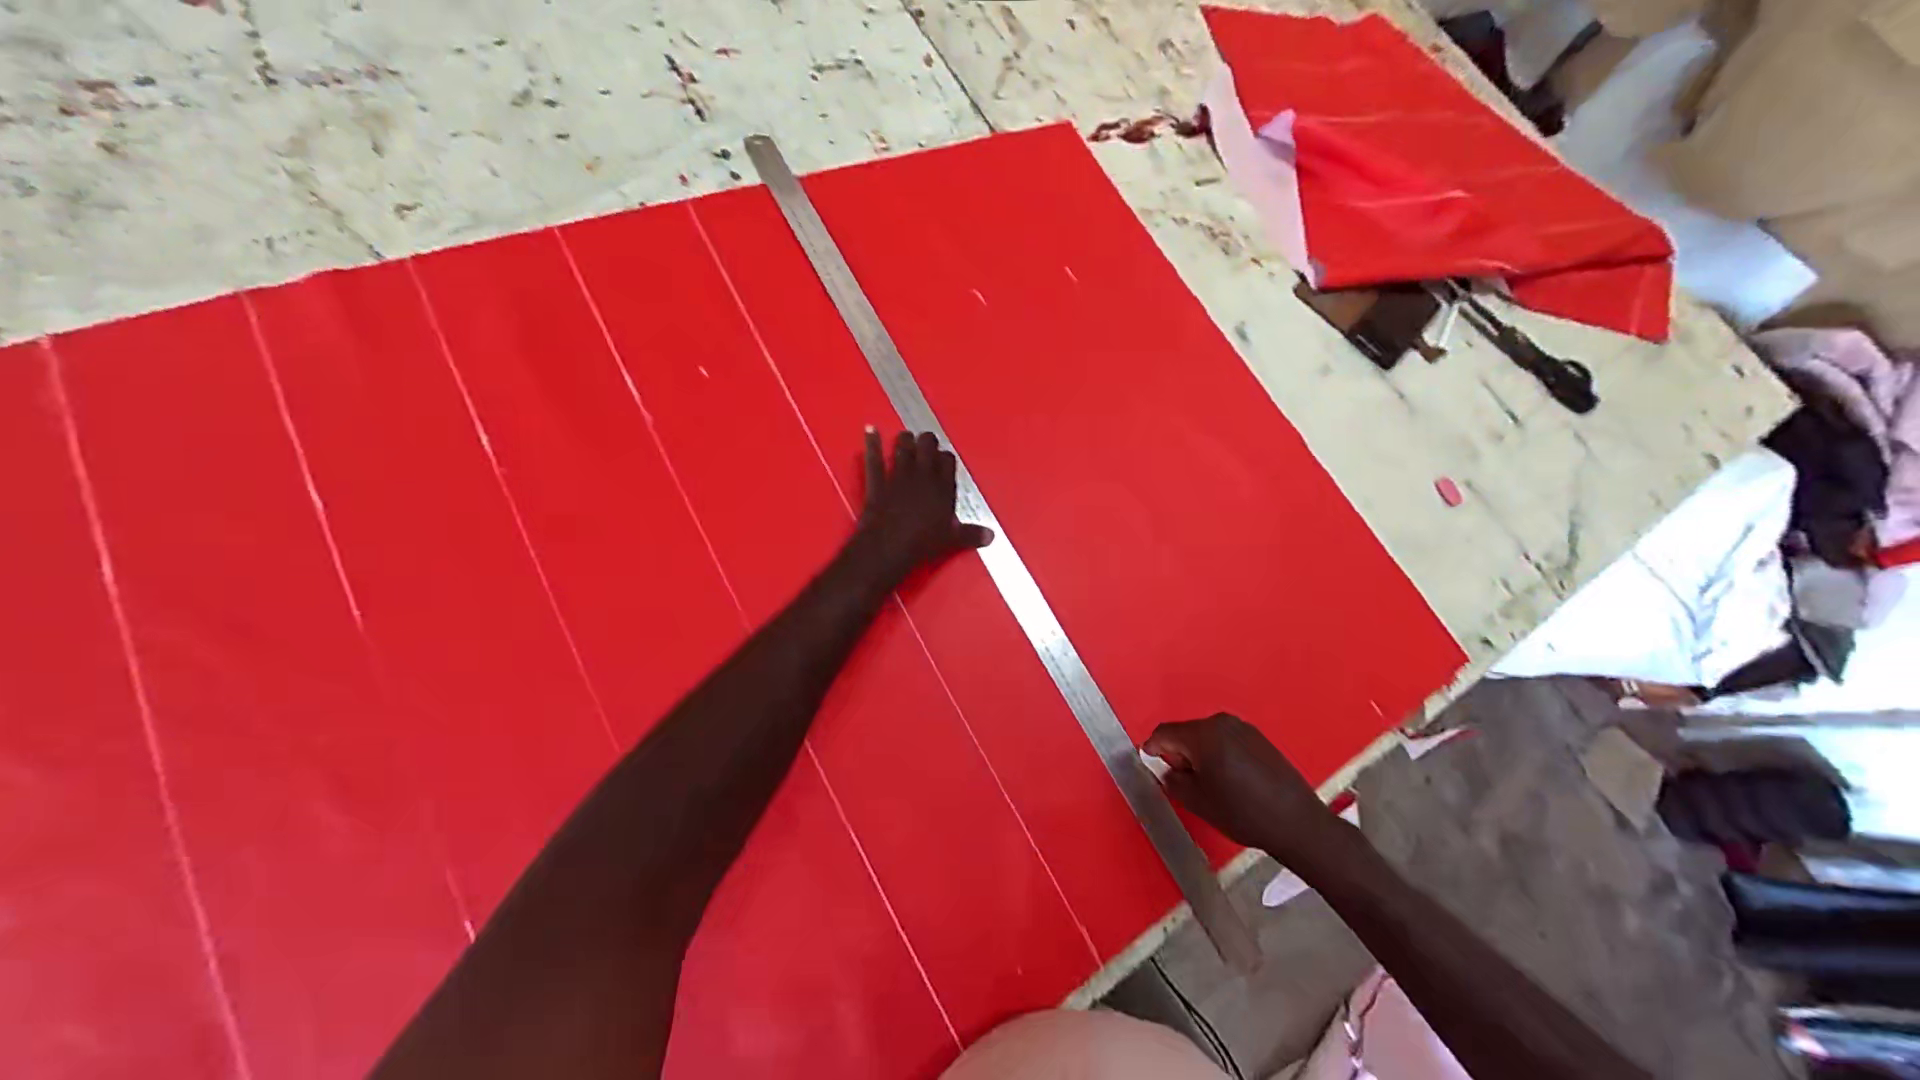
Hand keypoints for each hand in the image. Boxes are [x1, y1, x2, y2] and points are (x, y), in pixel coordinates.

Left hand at [854, 429, 993, 580]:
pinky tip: (870, 430)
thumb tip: (990, 536)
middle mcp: (921, 476)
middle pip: (926, 446)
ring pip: (903, 448)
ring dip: (905, 440)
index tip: (944, 458)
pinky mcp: (878, 483)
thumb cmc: (923, 542)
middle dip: (927, 441)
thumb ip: (971, 534)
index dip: (946, 457)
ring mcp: (898, 477)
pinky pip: (874, 459)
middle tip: (926, 442)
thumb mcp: (952, 540)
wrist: (889, 546)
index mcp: (942, 487)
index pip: (948, 461)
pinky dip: (872, 443)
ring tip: (906, 436)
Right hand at [1143, 713, 1352, 868]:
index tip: (1150, 766)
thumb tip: (1166, 769)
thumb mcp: (1196, 801)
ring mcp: (1244, 728)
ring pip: (1207, 736)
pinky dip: (1219, 755)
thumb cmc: (1242, 812)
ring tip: (1208, 784)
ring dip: (1199, 754)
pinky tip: (1229, 780)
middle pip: (1187, 732)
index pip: (1165, 733)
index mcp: (1204, 733)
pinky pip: (1226, 740)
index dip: (1152, 749)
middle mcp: (1223, 722)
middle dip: (1178, 753)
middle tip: (1183, 781)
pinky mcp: (1260, 739)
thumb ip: (1172, 779)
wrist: (1297, 824)